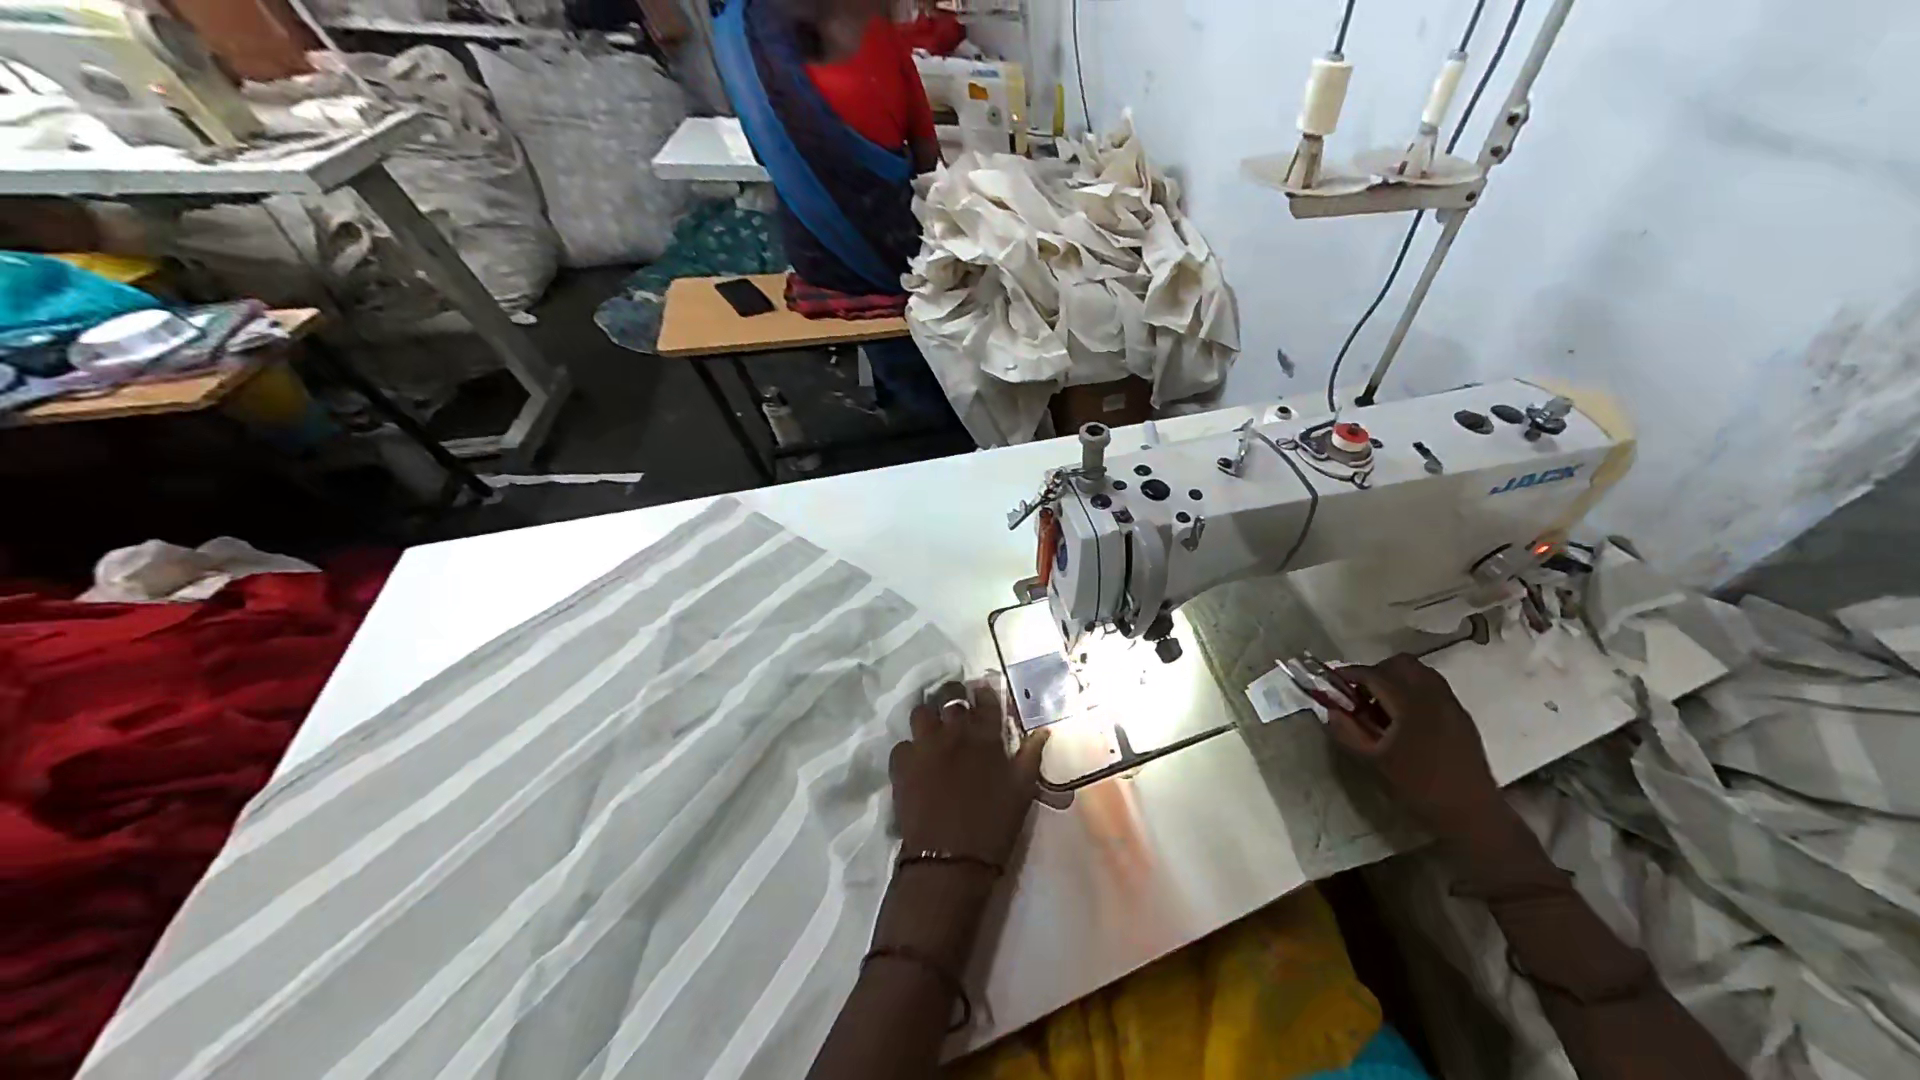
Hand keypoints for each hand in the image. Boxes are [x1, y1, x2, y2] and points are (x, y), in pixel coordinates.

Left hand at [888, 681, 1048, 869]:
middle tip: (956, 707)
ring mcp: (924, 745)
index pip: (985, 700)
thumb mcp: (1023, 789)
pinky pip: (902, 745)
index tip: (982, 693)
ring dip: (928, 718)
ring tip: (933, 730)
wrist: (951, 858)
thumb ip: (1031, 755)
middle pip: (950, 696)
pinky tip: (916, 762)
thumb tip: (1042, 731)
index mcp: (985, 736)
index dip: (984, 694)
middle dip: (954, 696)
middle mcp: (953, 732)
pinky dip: (910, 750)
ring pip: (921, 713)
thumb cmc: (995, 824)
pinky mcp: (901, 764)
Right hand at [1325, 654, 1504, 838]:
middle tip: (1359, 694)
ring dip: (1396, 680)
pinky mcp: (1462, 717)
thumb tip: (1332, 710)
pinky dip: (1413, 691)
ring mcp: (1452, 705)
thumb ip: (1346, 731)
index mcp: (1411, 705)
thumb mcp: (1372, 761)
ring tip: (1381, 706)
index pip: (1375, 674)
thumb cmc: (1417, 788)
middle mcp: (1435, 697)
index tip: (1332, 680)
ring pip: (1420, 673)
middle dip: (1376, 672)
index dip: (1350, 674)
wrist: (1471, 815)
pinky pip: (1434, 688)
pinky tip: (1403, 719)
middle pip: (1402, 664)